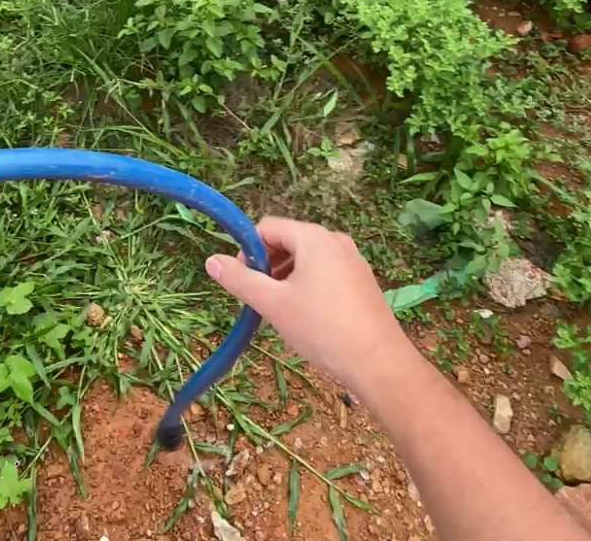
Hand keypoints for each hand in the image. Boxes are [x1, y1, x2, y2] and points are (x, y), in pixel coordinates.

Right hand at [206, 217, 417, 391]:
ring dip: (286, 278)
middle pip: (288, 241)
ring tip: (281, 312)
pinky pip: (325, 272)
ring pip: (306, 259)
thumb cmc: (321, 328)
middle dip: (268, 266)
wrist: (379, 363)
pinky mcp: (362, 280)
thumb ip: (240, 279)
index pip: (267, 228)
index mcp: (313, 237)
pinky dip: (308, 285)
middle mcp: (334, 240)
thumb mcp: (273, 304)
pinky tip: (307, 318)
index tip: (242, 281)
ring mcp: (352, 259)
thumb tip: (211, 260)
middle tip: (260, 299)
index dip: (248, 251)